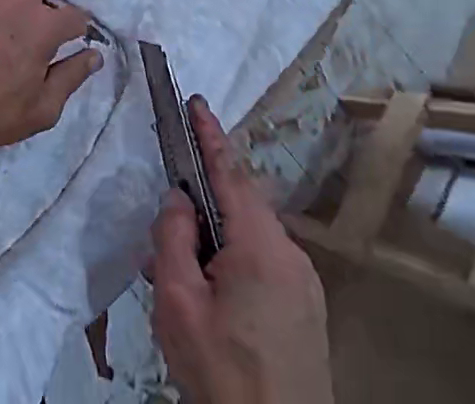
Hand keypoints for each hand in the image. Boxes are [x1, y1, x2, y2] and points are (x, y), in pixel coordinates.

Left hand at [0, 0, 100, 159]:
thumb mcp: (44, 108)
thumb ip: (74, 76)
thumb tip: (95, 55)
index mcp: (48, 26)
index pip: (78, 18)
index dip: (77, 35)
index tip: (67, 51)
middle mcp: (26, 1)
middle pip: (50, 5)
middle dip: (49, 24)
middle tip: (34, 52)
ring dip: (25, 8)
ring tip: (10, 32)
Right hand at [150, 97, 332, 403]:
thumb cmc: (222, 372)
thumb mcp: (179, 307)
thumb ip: (173, 241)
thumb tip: (178, 197)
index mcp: (260, 243)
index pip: (230, 172)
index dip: (210, 134)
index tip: (197, 102)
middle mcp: (289, 251)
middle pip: (240, 208)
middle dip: (204, 209)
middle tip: (167, 238)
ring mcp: (303, 280)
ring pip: (251, 240)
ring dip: (217, 246)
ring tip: (185, 282)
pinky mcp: (307, 306)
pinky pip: (265, 266)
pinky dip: (236, 267)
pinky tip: (214, 302)